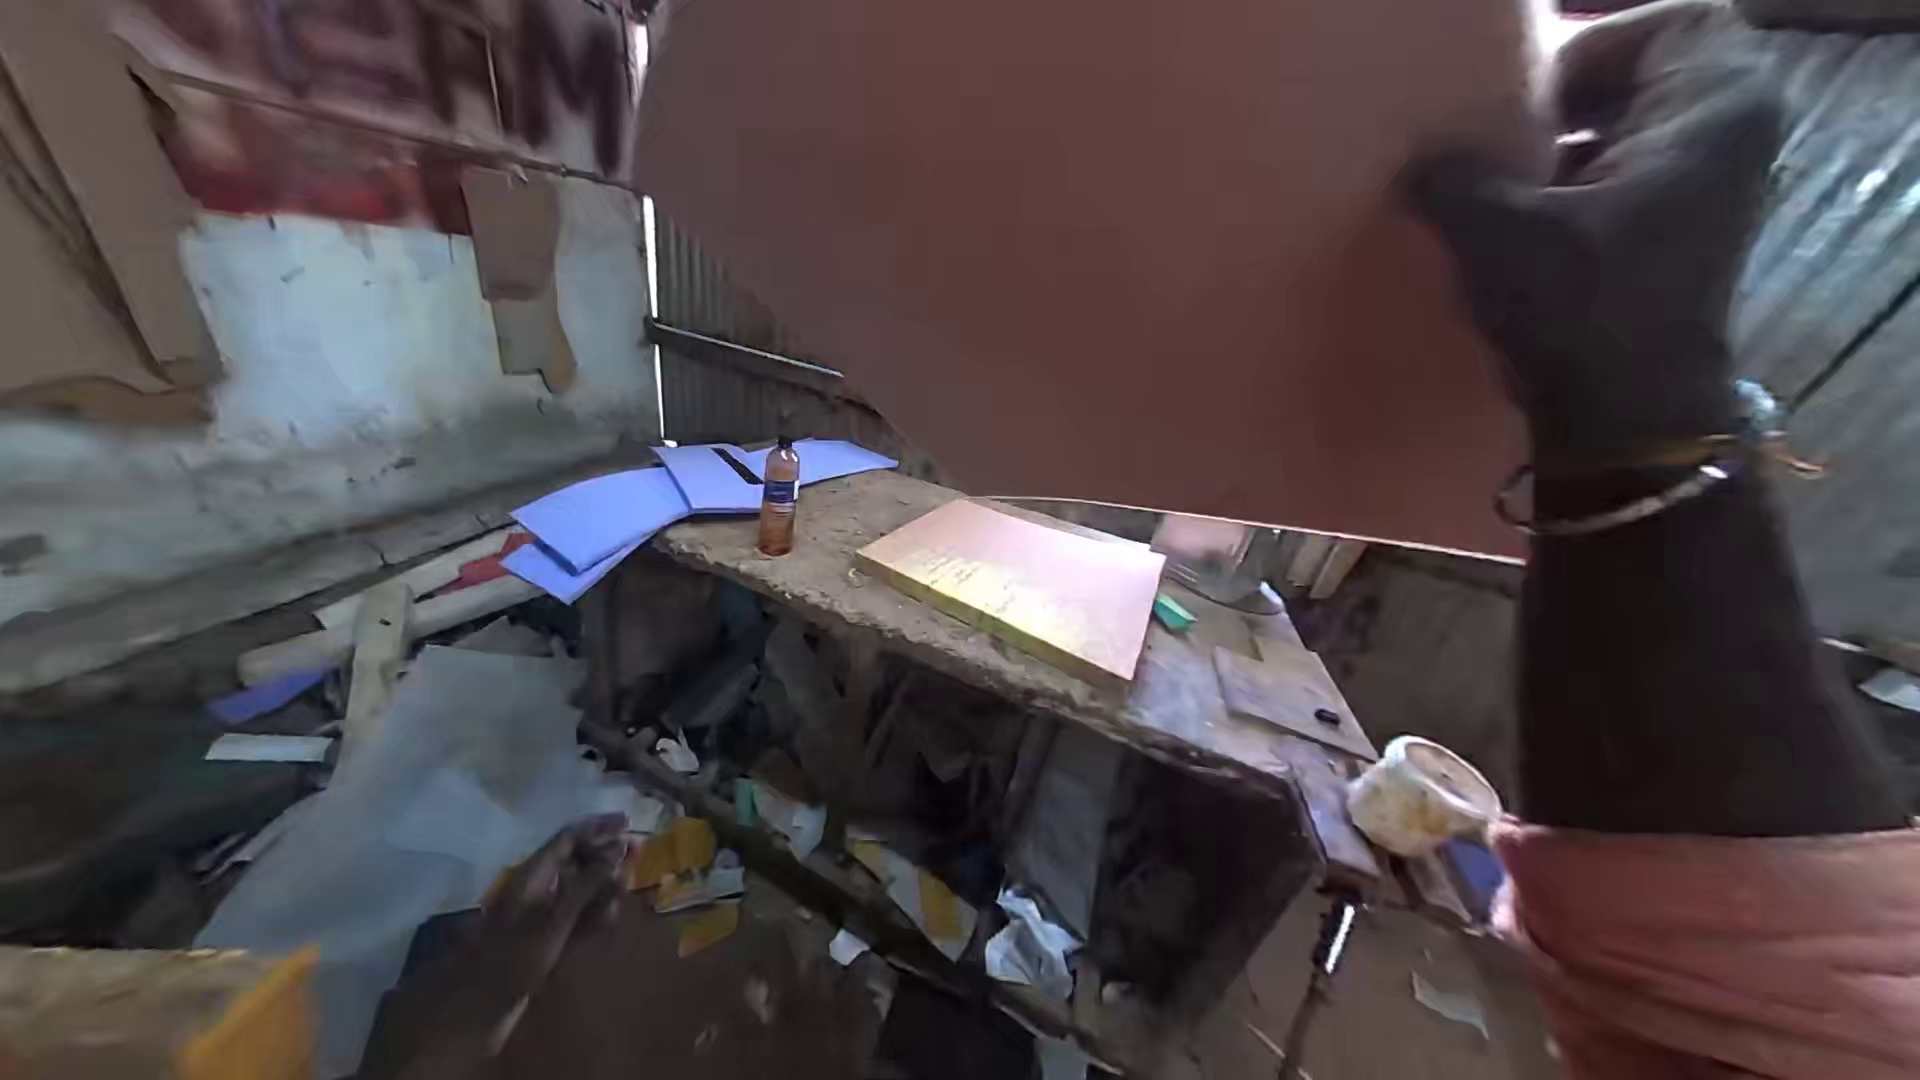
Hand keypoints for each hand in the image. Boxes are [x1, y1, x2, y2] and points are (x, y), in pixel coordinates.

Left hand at [392, 815, 628, 1078]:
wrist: (475, 1016)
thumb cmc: (514, 958)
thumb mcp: (555, 918)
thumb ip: (588, 880)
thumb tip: (620, 844)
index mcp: (534, 875)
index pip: (569, 837)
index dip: (598, 826)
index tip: (629, 822)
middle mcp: (540, 887)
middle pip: (579, 859)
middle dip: (607, 857)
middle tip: (637, 857)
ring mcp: (543, 913)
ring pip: (583, 887)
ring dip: (604, 888)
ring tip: (619, 898)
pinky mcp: (548, 936)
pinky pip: (578, 913)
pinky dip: (595, 913)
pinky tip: (606, 923)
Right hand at [1410, 1, 1781, 471]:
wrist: (1619, 403)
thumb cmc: (1578, 302)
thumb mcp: (1501, 234)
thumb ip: (1455, 183)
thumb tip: (1418, 162)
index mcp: (1713, 110)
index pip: (1668, 26)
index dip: (1585, 51)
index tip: (1513, 100)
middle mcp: (1725, 139)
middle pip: (1643, 84)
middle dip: (1558, 110)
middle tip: (1486, 146)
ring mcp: (1699, 194)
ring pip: (1622, 142)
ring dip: (1550, 160)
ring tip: (1484, 191)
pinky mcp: (1666, 240)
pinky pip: (1612, 190)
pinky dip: (1559, 198)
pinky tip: (1506, 232)